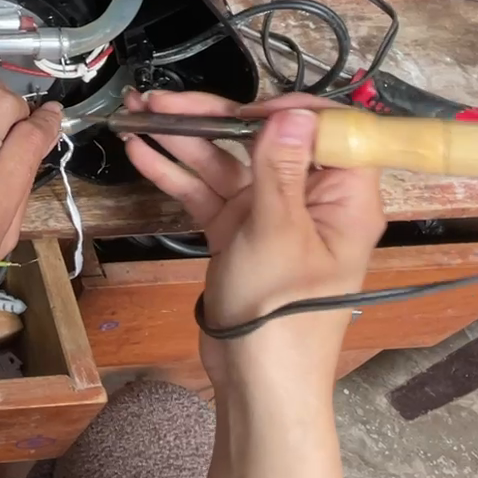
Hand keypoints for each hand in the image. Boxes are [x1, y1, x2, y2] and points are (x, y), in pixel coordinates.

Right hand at [121, 89, 384, 389]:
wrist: (256, 376)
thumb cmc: (282, 310)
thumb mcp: (278, 232)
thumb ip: (280, 168)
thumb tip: (294, 112)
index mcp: (341, 197)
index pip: (328, 132)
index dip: (288, 111)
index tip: (243, 108)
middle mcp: (305, 197)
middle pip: (259, 141)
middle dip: (210, 117)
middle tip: (159, 101)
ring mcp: (265, 213)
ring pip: (223, 162)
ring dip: (180, 139)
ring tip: (136, 114)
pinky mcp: (233, 228)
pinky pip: (203, 191)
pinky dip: (172, 173)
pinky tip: (139, 153)